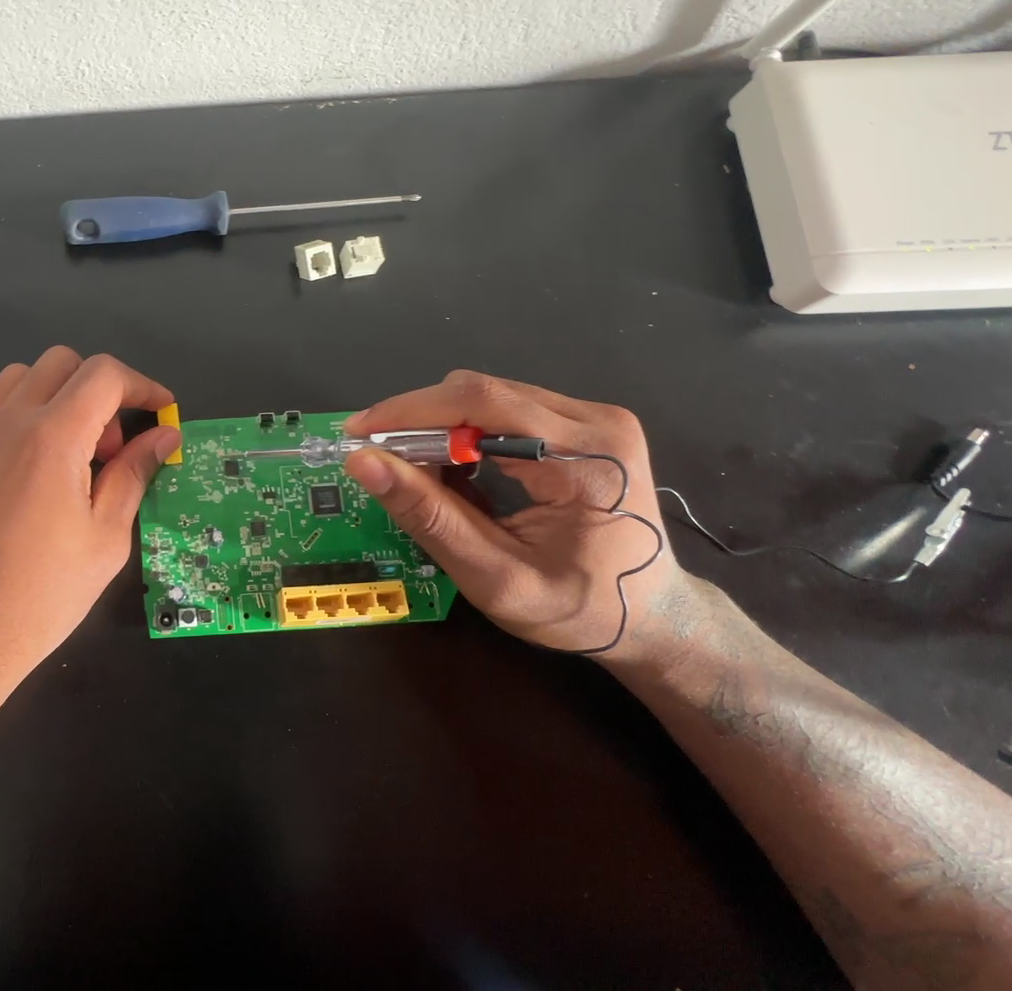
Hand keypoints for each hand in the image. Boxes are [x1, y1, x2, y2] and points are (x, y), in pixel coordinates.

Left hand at [0, 347, 180, 686]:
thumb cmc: (46, 592)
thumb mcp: (107, 535)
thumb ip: (135, 473)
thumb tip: (166, 435)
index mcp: (53, 437)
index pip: (104, 374)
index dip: (143, 386)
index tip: (162, 416)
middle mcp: (9, 420)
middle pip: (63, 363)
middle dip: (101, 391)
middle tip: (111, 449)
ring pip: (22, 376)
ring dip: (57, 396)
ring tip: (70, 453)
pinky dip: (20, 410)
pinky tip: (31, 460)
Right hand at [342, 371, 678, 655]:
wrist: (655, 618)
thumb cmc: (579, 610)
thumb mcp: (495, 577)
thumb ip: (430, 518)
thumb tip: (363, 463)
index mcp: (585, 458)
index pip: (481, 404)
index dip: (410, 412)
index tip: (356, 435)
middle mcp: (596, 421)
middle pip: (482, 393)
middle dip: (419, 421)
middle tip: (377, 460)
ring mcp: (594, 418)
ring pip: (490, 397)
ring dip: (440, 428)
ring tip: (415, 474)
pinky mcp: (585, 425)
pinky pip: (506, 410)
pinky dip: (466, 435)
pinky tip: (454, 471)